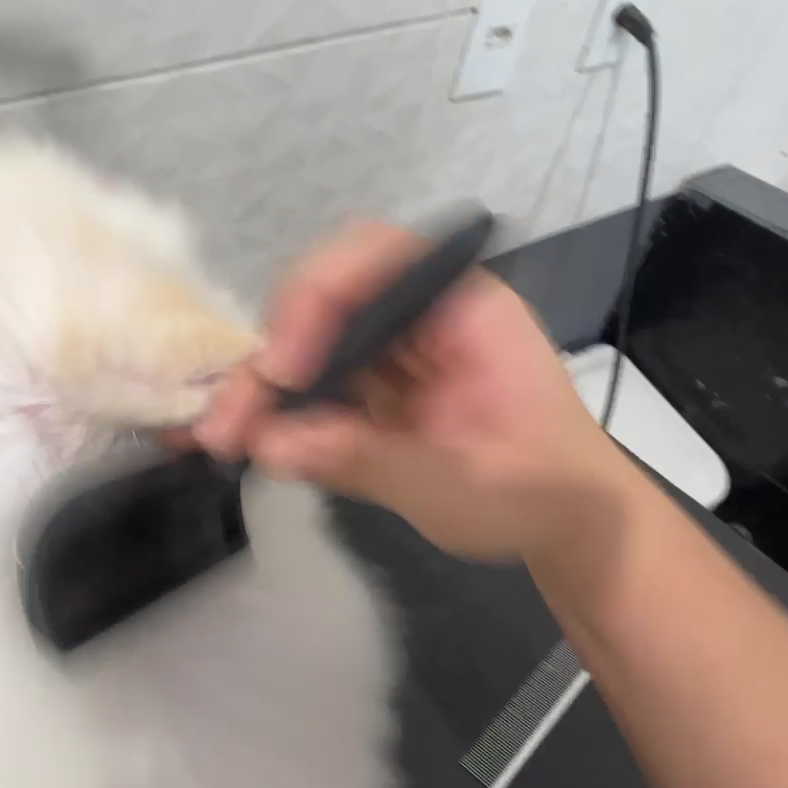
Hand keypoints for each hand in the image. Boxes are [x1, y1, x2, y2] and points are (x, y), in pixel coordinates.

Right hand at [196, 222, 634, 560]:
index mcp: (462, 310)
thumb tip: (272, 445)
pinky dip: (274, 414)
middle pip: (323, 304)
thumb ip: (368, 459)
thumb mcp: (460, 484)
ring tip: (219, 437)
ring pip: (307, 348)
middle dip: (270, 357)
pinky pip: (312, 390)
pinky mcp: (371, 395)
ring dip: (258, 389)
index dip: (316, 300)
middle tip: (227, 419)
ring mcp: (391, 357)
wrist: (568, 526)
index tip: (284, 370)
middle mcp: (418, 320)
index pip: (376, 261)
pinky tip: (241, 440)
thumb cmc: (541, 495)